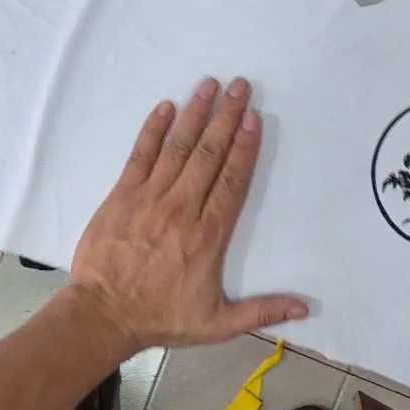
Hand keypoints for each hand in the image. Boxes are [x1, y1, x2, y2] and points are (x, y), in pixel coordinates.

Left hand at [67, 77, 309, 349]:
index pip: (232, 183)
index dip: (245, 148)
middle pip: (208, 156)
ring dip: (195, 114)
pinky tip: (167, 107)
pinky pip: (140, 156)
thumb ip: (262, 312)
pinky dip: (153, 130)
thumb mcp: (219, 324)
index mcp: (208, 238)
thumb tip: (305, 308)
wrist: (104, 316)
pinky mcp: (121, 197)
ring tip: (209, 85)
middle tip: (239, 86)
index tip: (254, 119)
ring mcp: (148, 200)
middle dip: (226, 118)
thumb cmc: (163, 319)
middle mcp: (181, 211)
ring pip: (177, 149)